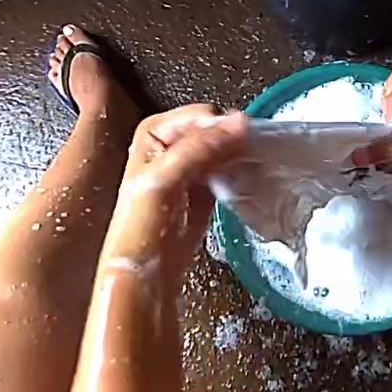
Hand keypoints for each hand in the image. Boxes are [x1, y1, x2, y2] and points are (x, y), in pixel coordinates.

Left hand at [97, 105, 249, 291]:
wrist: (143, 275)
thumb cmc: (140, 230)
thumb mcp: (163, 181)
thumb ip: (199, 149)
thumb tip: (238, 123)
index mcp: (153, 133)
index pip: (201, 116)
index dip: (222, 127)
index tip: (240, 143)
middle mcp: (170, 146)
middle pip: (215, 128)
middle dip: (233, 140)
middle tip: (247, 156)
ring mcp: (188, 167)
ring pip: (224, 147)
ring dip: (240, 155)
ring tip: (251, 167)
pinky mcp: (203, 190)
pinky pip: (228, 169)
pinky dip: (239, 172)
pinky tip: (247, 181)